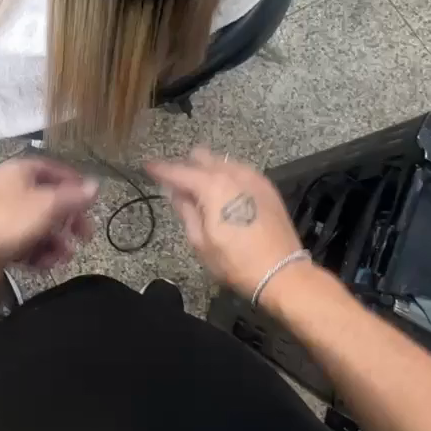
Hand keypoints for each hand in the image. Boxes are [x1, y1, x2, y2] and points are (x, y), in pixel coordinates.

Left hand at [0, 158, 98, 281]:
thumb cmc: (11, 220)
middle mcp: (12, 189)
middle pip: (49, 200)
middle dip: (69, 219)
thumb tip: (96, 186)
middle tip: (86, 235)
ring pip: (40, 224)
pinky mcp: (2, 239)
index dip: (75, 184)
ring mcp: (6, 215)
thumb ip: (73, 197)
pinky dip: (40, 252)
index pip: (54, 170)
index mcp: (20, 171)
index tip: (91, 202)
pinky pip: (28, 242)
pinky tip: (48, 263)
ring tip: (66, 255)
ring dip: (56, 240)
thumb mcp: (47, 205)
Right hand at [146, 148, 303, 295]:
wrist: (283, 273)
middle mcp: (232, 173)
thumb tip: (176, 192)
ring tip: (203, 194)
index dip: (159, 169)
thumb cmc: (236, 262)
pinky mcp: (266, 186)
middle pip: (200, 157)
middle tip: (179, 187)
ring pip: (221, 161)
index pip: (177, 171)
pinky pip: (239, 171)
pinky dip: (227, 177)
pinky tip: (225, 195)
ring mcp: (252, 177)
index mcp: (212, 186)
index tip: (147, 166)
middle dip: (186, 167)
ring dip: (207, 171)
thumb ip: (185, 210)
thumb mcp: (200, 242)